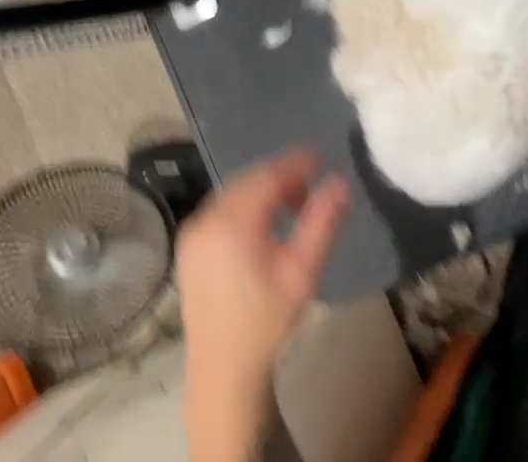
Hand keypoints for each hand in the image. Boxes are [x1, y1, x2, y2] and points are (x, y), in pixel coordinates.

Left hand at [176, 148, 349, 461]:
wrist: (223, 370)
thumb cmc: (267, 322)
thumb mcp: (303, 272)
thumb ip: (322, 223)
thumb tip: (340, 182)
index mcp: (231, 224)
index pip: (267, 176)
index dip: (296, 163)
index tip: (321, 158)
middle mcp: (205, 221)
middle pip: (247, 181)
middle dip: (281, 177)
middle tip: (312, 188)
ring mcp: (191, 235)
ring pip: (232, 194)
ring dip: (262, 191)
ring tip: (293, 207)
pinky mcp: (188, 249)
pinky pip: (220, 211)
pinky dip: (244, 206)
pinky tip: (264, 225)